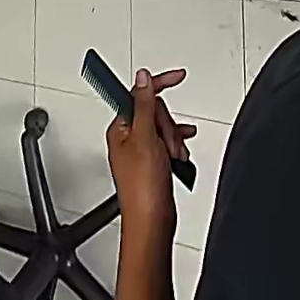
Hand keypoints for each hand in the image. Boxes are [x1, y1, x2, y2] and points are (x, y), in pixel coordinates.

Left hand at [105, 68, 194, 235]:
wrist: (152, 223)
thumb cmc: (142, 189)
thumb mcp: (145, 138)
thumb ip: (144, 104)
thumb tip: (141, 78)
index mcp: (120, 129)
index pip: (139, 94)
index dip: (159, 84)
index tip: (177, 76)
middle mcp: (129, 137)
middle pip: (155, 110)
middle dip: (167, 124)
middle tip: (166, 141)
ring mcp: (142, 149)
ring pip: (164, 125)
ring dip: (174, 137)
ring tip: (172, 154)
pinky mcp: (154, 159)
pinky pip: (170, 140)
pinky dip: (177, 146)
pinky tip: (179, 155)